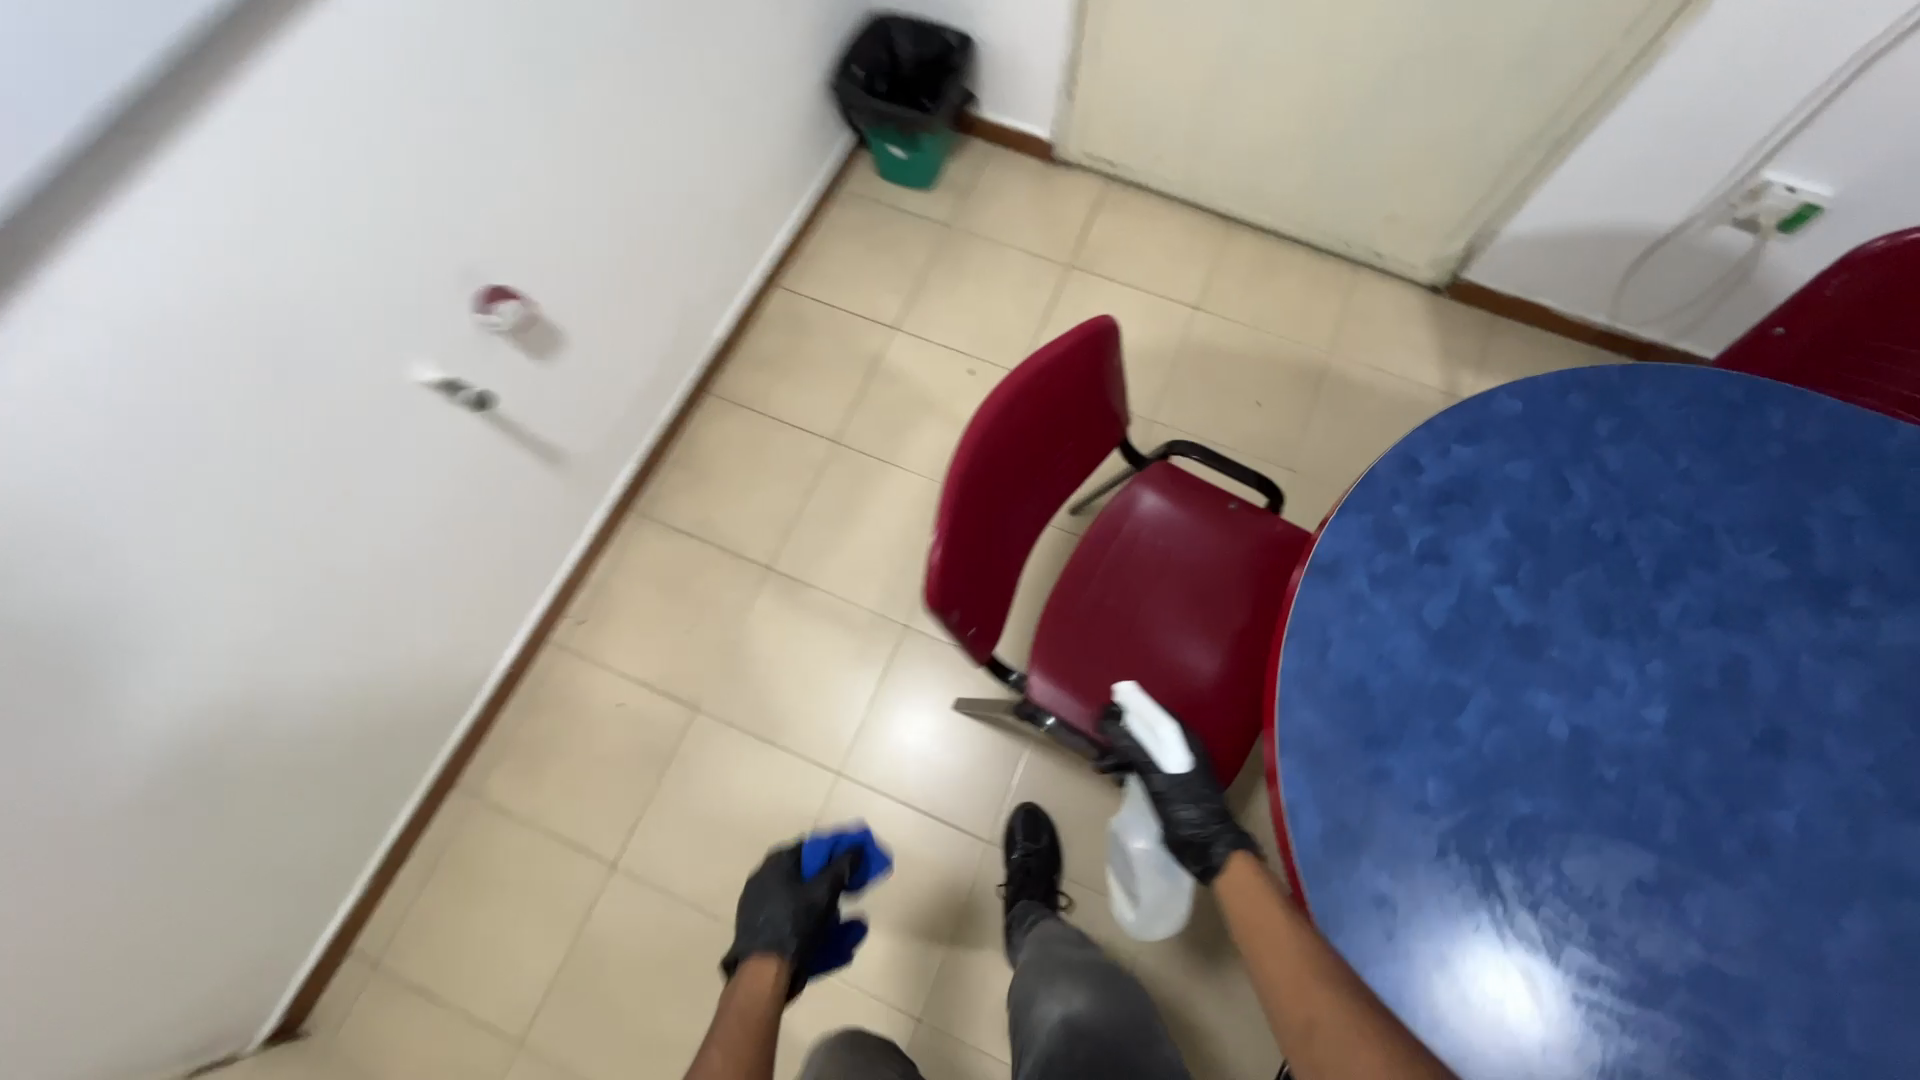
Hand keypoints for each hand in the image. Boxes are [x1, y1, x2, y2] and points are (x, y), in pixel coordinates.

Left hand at [722, 842, 865, 999]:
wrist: (763, 973)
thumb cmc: (796, 924)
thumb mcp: (825, 892)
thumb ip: (842, 866)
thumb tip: (857, 847)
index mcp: (776, 862)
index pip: (810, 847)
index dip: (834, 853)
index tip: (852, 865)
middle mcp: (762, 878)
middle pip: (804, 874)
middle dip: (829, 884)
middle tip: (850, 894)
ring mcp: (756, 904)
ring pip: (797, 900)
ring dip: (822, 908)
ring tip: (846, 924)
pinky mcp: (755, 928)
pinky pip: (788, 919)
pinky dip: (807, 925)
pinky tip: (829, 942)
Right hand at [1098, 709, 1257, 883]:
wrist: (1207, 847)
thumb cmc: (1185, 805)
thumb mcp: (1156, 775)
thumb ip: (1133, 747)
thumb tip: (1108, 720)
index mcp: (1184, 740)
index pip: (1156, 713)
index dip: (1132, 708)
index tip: (1107, 710)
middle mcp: (1180, 750)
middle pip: (1146, 732)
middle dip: (1121, 735)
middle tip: (1098, 741)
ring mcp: (1174, 770)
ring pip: (1142, 752)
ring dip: (1120, 755)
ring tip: (1099, 766)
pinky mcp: (1167, 787)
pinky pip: (1143, 770)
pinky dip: (1128, 771)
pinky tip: (1113, 778)